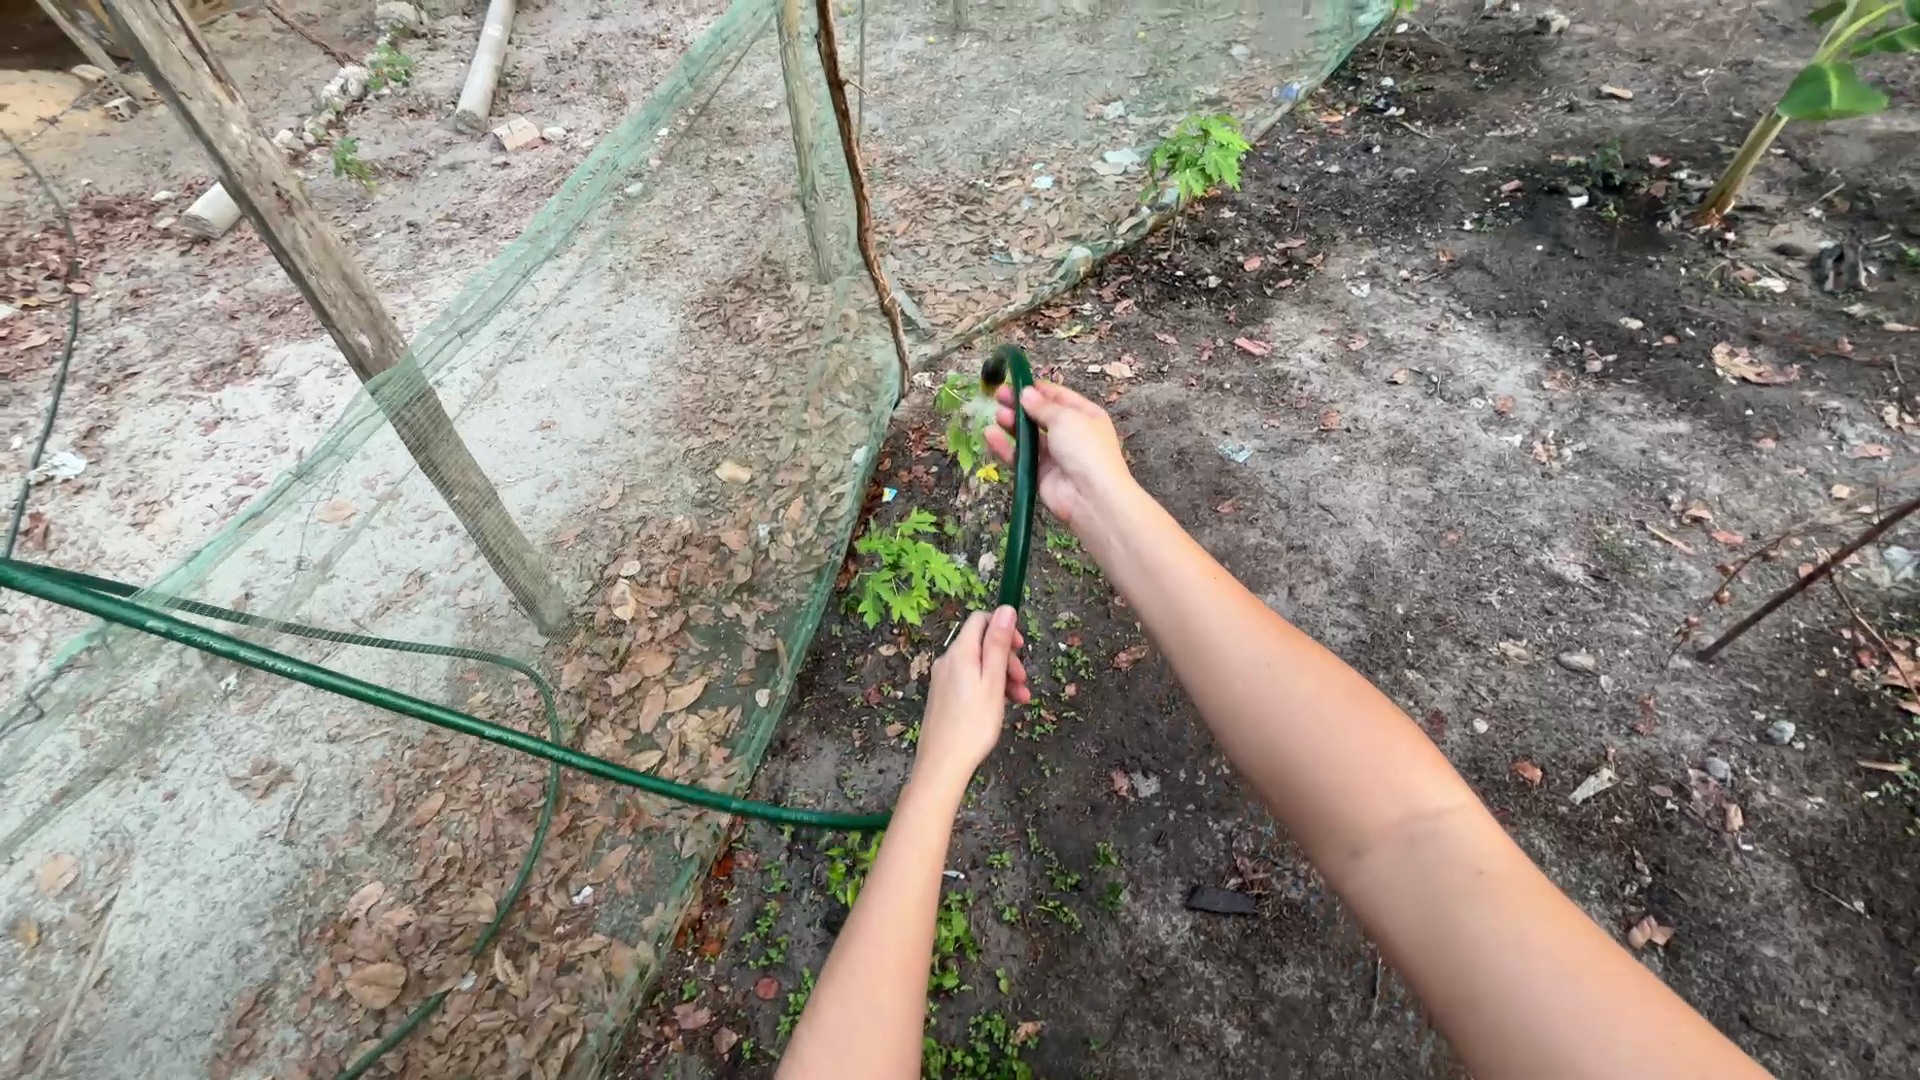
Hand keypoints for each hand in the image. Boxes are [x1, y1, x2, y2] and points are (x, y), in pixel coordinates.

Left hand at [914, 607, 1026, 789]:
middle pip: (981, 644)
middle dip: (1007, 658)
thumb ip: (998, 643)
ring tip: (1021, 700)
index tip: (1021, 647)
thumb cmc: (973, 723)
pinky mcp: (944, 696)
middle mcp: (948, 661)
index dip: (1003, 627)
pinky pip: (970, 681)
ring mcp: (944, 679)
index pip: (980, 620)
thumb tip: (1005, 608)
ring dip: (1002, 676)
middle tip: (1023, 681)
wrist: (943, 763)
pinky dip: (989, 688)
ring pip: (978, 665)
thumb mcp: (993, 680)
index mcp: (959, 652)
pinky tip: (1003, 706)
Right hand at [983, 382, 1131, 532]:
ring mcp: (1055, 455)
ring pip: (1029, 436)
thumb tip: (1025, 394)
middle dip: (1020, 405)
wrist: (1091, 496)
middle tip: (999, 396)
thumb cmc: (1085, 449)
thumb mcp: (1066, 418)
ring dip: (1012, 424)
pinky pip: (1020, 457)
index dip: (1038, 389)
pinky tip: (991, 435)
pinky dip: (1006, 446)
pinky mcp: (1040, 473)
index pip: (1059, 397)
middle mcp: (1070, 434)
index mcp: (1085, 415)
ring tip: (997, 414)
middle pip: (1040, 415)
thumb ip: (1043, 406)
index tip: (1017, 383)